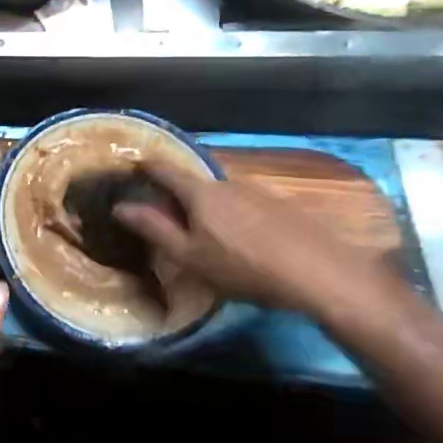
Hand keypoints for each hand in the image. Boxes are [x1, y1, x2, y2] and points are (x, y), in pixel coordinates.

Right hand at [113, 160, 410, 319]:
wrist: (322, 275)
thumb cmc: (243, 267)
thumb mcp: (190, 256)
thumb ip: (153, 228)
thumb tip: (120, 205)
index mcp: (200, 192)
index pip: (164, 169)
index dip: (145, 167)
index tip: (132, 169)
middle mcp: (228, 182)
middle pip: (194, 183)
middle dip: (178, 195)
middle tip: (168, 218)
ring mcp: (259, 192)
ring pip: (222, 195)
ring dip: (208, 208)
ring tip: (206, 234)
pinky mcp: (283, 206)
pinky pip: (246, 204)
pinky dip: (234, 216)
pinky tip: (243, 241)